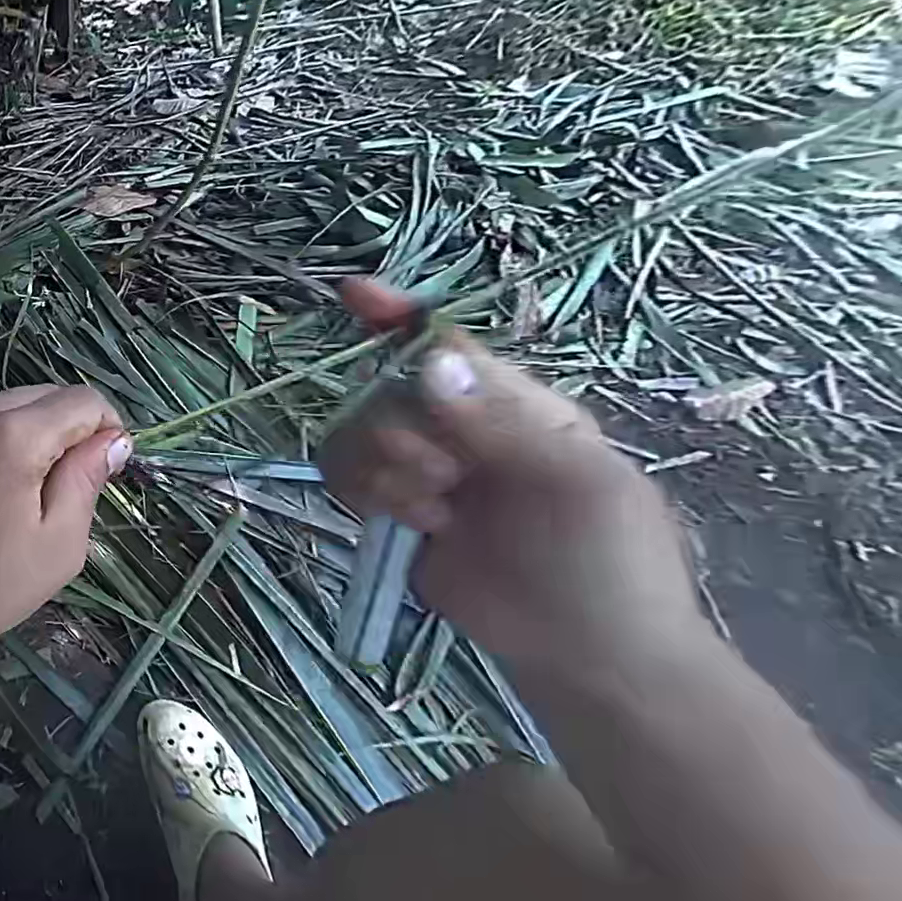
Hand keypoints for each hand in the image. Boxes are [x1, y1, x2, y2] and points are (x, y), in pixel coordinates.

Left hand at [0, 385, 130, 722]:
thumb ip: (87, 479)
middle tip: (66, 489)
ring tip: (24, 493)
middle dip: (69, 429)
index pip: (82, 400)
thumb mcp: (57, 544)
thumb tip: (113, 439)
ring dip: (33, 433)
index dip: (107, 429)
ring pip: (9, 405)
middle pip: (45, 395)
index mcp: (10, 432)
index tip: (105, 471)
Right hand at [318, 280, 707, 672]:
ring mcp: (417, 465)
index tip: (354, 294)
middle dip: (400, 433)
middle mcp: (454, 425)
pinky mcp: (386, 503)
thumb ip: (502, 421)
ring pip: (353, 432)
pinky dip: (362, 493)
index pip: (445, 344)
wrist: (582, 652)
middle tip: (446, 477)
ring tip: (433, 511)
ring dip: (383, 471)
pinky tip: (411, 522)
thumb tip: (429, 364)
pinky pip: (340, 472)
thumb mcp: (578, 484)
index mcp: (511, 405)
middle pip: (383, 392)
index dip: (399, 315)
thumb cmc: (606, 562)